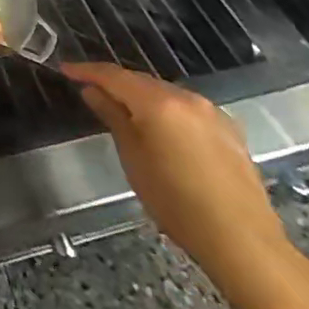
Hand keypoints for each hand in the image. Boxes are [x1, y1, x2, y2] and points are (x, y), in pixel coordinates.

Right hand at [67, 63, 308, 308]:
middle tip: (92, 93)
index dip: (88, 71)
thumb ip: (113, 118)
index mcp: (159, 103)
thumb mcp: (134, 161)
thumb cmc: (176, 203)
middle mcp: (187, 97)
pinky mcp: (229, 129)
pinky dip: (168, 114)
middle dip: (117, 85)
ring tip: (125, 115)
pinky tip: (164, 135)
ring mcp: (212, 111)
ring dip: (143, 100)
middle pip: (142, 82)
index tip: (67, 69)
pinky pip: (188, 110)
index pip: (115, 76)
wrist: (241, 239)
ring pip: (167, 95)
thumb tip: (93, 91)